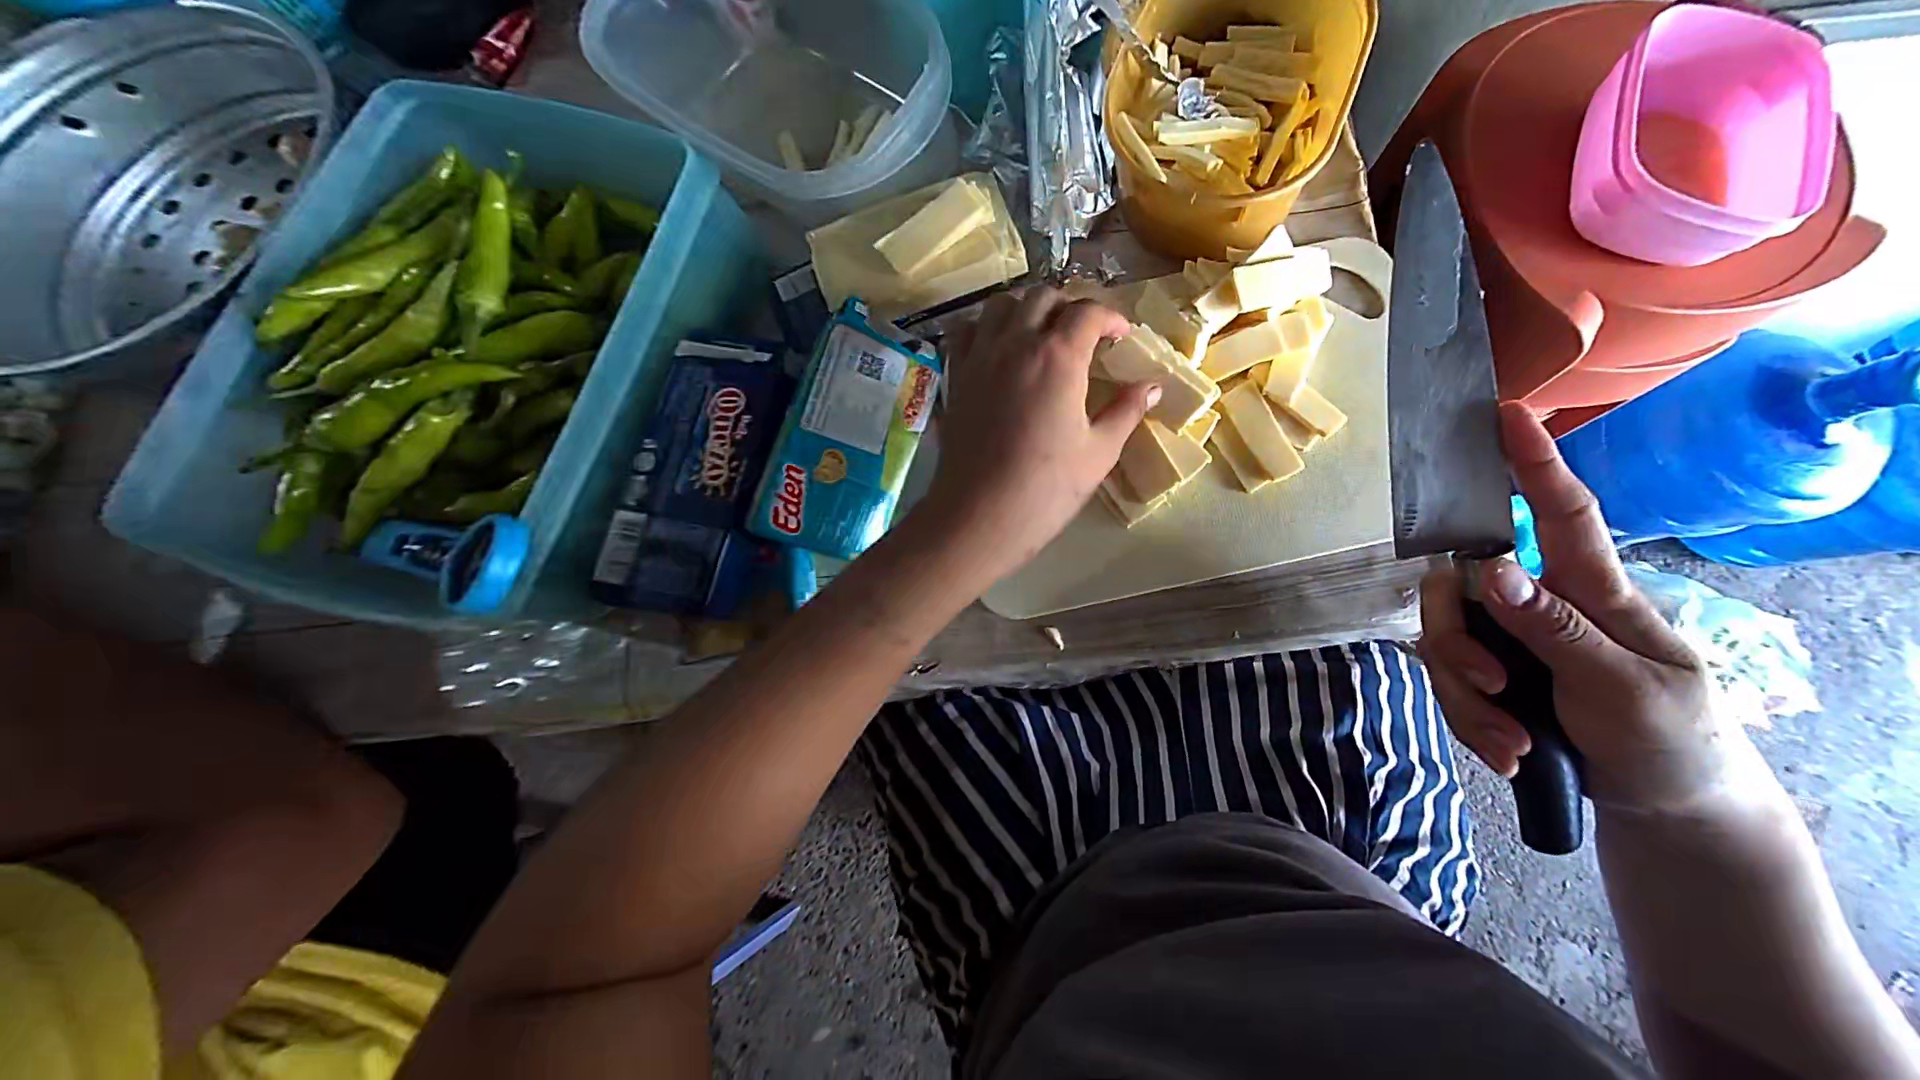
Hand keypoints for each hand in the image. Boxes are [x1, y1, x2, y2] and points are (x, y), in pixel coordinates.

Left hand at [921, 287, 1157, 578]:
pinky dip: (985, 327)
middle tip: (1086, 331)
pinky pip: (966, 331)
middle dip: (1070, 304)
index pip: (1088, 311)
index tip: (1121, 336)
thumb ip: (1126, 412)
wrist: (979, 515)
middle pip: (1043, 296)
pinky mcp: (955, 377)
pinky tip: (997, 347)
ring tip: (1041, 332)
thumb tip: (1152, 387)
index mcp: (1058, 357)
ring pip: (1001, 305)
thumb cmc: (1045, 489)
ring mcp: (979, 358)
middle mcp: (1015, 344)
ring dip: (1026, 308)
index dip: (1111, 317)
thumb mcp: (1098, 453)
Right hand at [1418, 403, 1746, 815]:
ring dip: (1465, 700)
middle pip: (1457, 590)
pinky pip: (1445, 682)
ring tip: (1512, 746)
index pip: (1562, 513)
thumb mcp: (1625, 691)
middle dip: (1458, 644)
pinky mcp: (1485, 675)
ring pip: (1442, 641)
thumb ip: (1555, 630)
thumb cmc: (1671, 739)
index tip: (1507, 415)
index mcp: (1590, 593)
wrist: (1662, 803)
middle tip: (1490, 690)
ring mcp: (1506, 641)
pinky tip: (1506, 753)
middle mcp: (1535, 604)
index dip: (1534, 463)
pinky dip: (1468, 722)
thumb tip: (1491, 571)